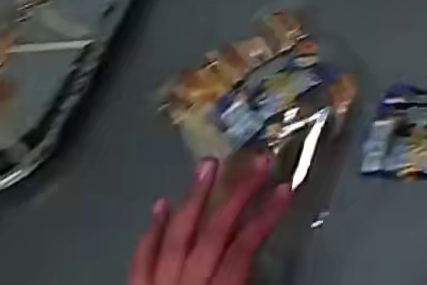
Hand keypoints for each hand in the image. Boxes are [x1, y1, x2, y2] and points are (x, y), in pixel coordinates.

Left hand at [130, 154, 292, 284]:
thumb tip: (267, 262)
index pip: (242, 251)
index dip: (265, 217)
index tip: (286, 187)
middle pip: (210, 237)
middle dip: (236, 196)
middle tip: (258, 161)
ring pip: (173, 241)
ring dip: (192, 201)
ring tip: (207, 165)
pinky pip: (139, 264)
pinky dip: (150, 234)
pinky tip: (160, 205)